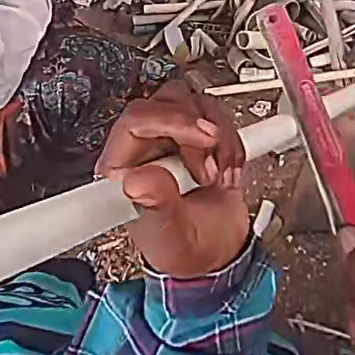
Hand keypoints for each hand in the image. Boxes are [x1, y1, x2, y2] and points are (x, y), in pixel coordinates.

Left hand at [97, 83, 249, 277]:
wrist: (216, 251)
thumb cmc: (183, 246)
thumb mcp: (170, 236)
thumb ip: (156, 207)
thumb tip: (136, 181)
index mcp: (122, 167)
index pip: (135, 120)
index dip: (170, 121)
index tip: (203, 139)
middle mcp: (144, 145)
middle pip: (168, 104)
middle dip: (198, 134)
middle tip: (210, 172)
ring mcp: (172, 136)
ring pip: (195, 104)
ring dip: (219, 140)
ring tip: (218, 178)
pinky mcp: (198, 134)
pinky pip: (217, 115)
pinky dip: (231, 143)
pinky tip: (228, 172)